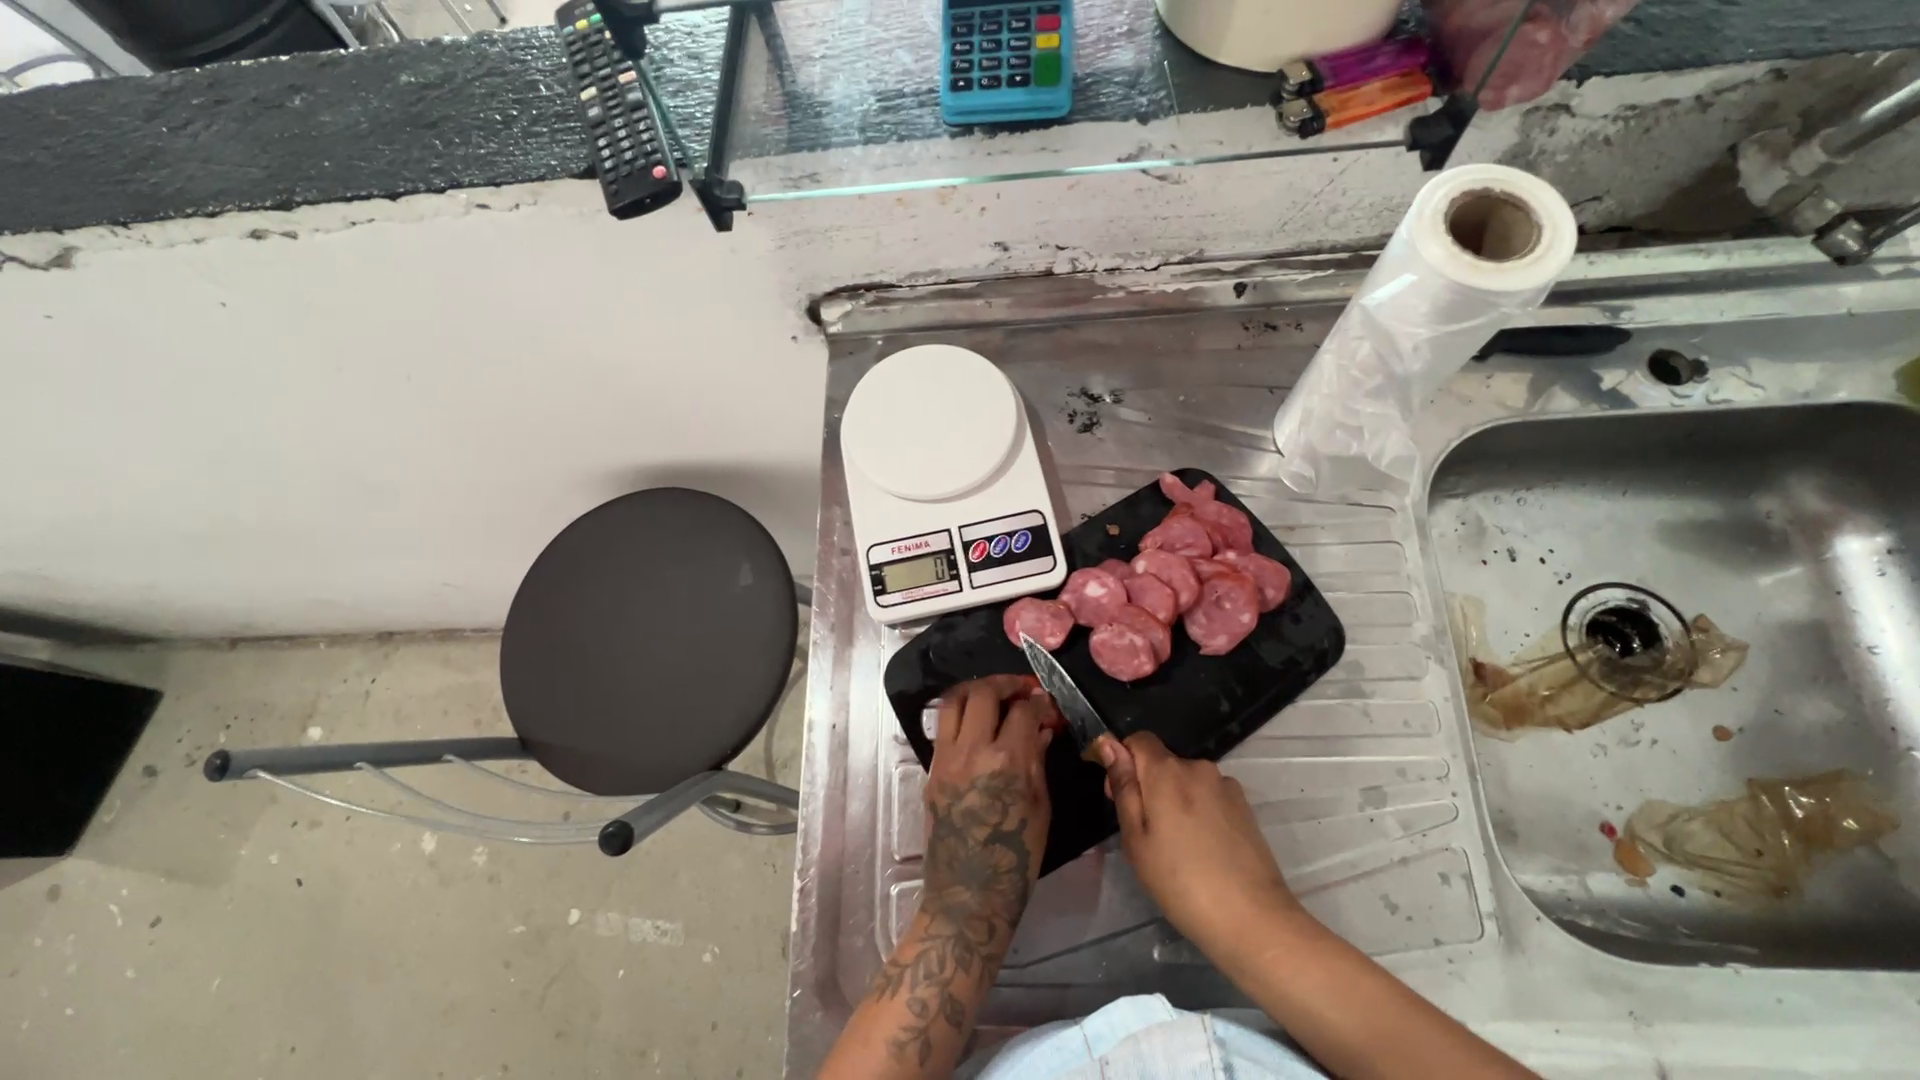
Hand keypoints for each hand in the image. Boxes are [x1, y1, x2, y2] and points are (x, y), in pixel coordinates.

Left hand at [822, 678, 1057, 1077]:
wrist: (968, 895)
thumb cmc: (1016, 858)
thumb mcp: (1041, 808)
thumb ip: (1037, 762)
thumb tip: (1040, 730)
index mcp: (1006, 761)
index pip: (1024, 710)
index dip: (1041, 701)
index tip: (1050, 704)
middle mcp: (971, 751)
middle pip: (983, 693)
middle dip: (1007, 684)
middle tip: (1024, 691)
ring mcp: (945, 759)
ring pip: (954, 702)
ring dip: (977, 692)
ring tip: (996, 698)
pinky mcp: (931, 771)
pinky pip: (944, 729)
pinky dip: (962, 717)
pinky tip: (979, 727)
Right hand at [1099, 731, 1299, 952]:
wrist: (1252, 918)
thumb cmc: (1180, 881)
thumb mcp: (1136, 839)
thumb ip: (1124, 788)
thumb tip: (1110, 745)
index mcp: (1167, 772)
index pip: (1139, 740)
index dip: (1123, 760)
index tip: (1119, 796)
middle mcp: (1199, 768)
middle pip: (1164, 763)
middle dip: (1149, 787)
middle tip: (1146, 835)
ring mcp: (1227, 787)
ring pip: (1187, 783)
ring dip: (1176, 802)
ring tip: (1178, 848)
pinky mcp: (1246, 808)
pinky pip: (1209, 798)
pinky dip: (1199, 813)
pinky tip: (1204, 850)